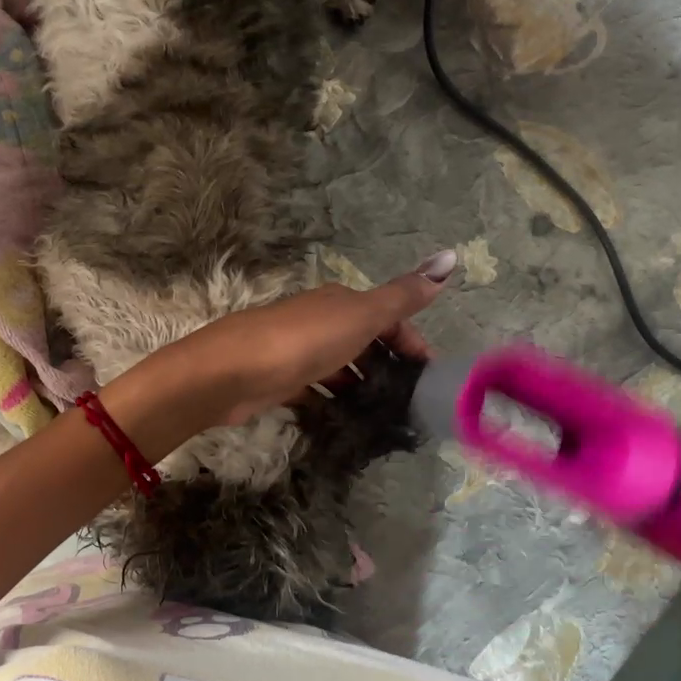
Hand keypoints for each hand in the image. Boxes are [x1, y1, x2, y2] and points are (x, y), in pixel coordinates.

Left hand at [147, 251, 453, 428]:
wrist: (231, 372)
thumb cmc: (302, 340)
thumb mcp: (361, 315)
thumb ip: (402, 296)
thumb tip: (450, 258)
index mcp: (338, 302)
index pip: (385, 316)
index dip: (409, 340)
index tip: (429, 374)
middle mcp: (316, 321)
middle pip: (360, 341)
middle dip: (386, 365)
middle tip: (409, 401)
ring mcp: (294, 352)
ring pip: (336, 367)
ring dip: (358, 385)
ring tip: (383, 416)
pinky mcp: (277, 382)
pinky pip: (312, 391)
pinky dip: (329, 402)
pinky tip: (344, 422)